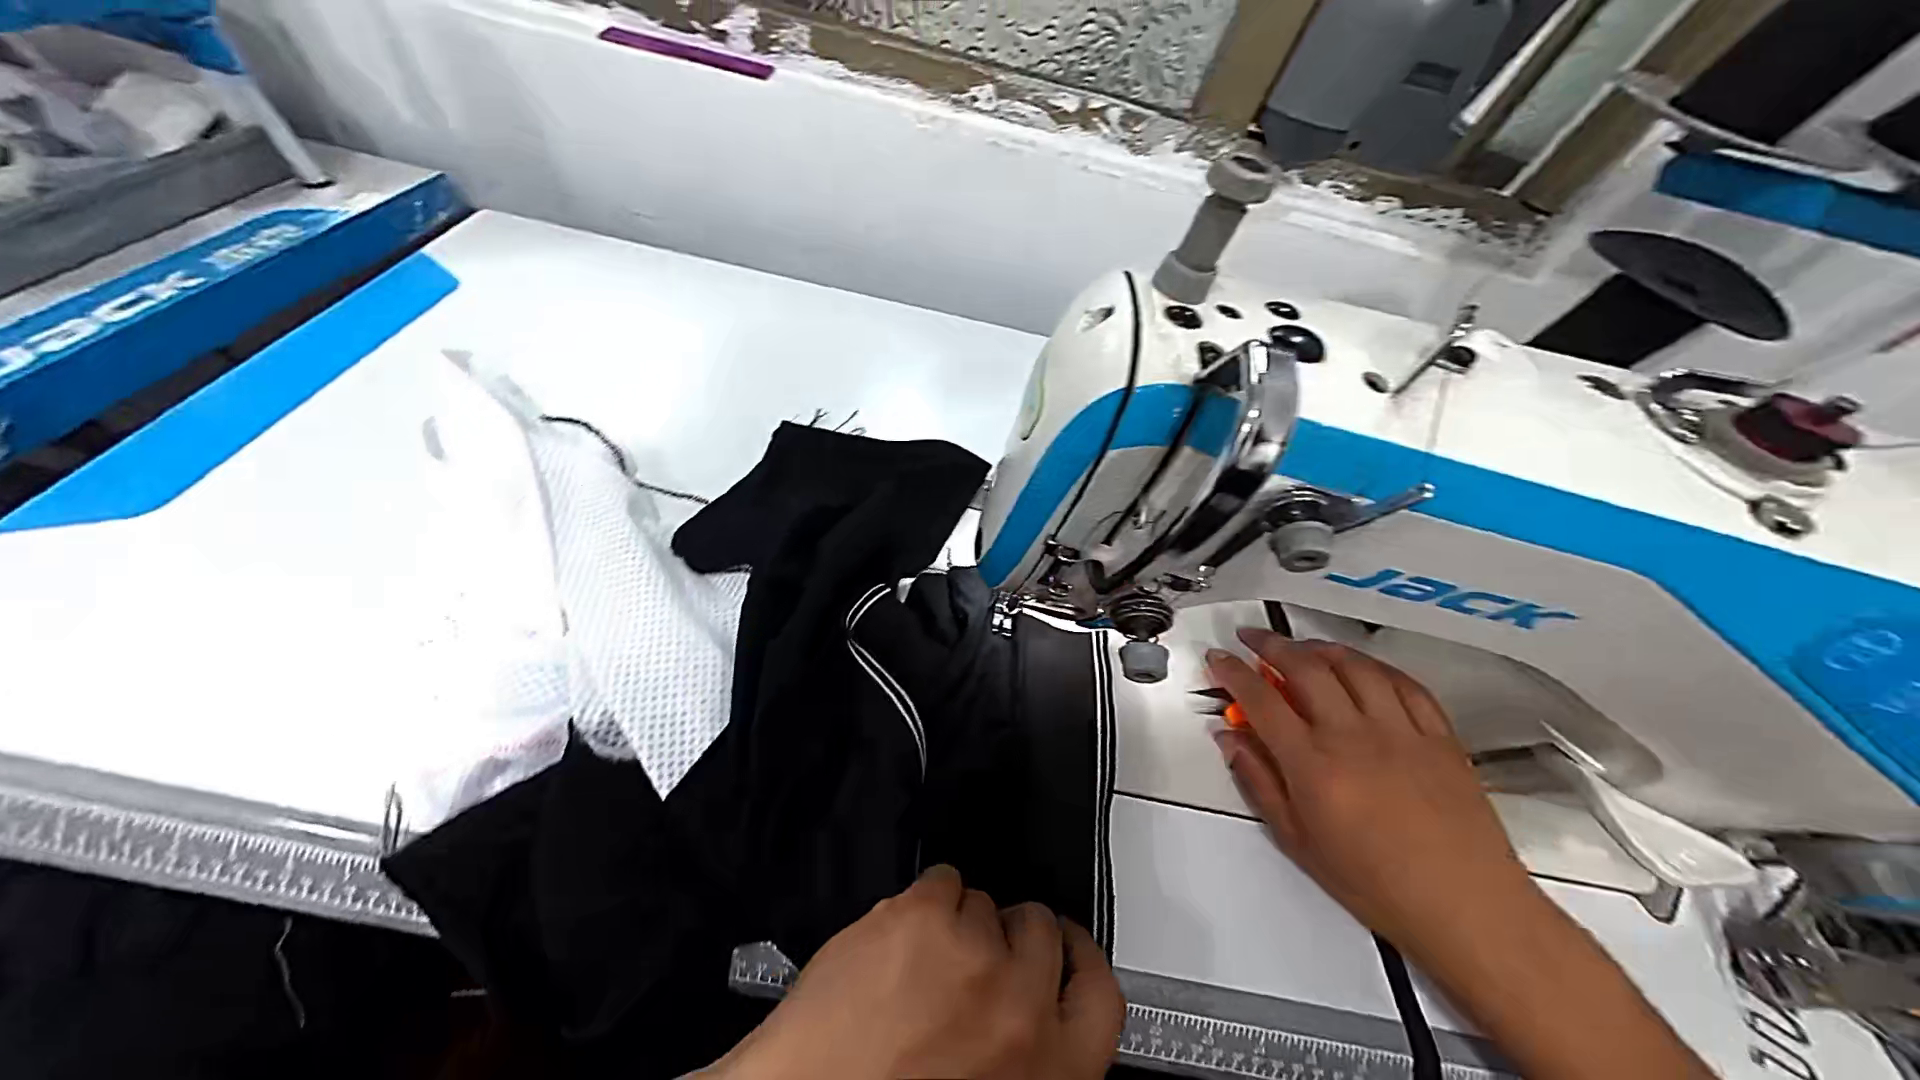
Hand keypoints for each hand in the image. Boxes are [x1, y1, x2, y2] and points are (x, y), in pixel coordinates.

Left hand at [704, 865, 1124, 1079]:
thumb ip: (1023, 1054)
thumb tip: (1030, 1009)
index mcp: (1051, 1070)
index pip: (1101, 996)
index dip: (1082, 960)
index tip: (1066, 945)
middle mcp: (1021, 1007)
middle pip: (1039, 930)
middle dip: (1011, 934)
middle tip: (976, 949)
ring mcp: (972, 956)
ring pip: (984, 904)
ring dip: (960, 921)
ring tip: (919, 956)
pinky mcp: (922, 918)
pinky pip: (942, 881)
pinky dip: (926, 899)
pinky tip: (898, 933)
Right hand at [1206, 630, 1540, 959]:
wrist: (1465, 908)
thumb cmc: (1381, 884)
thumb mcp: (1297, 839)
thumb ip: (1259, 781)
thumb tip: (1233, 743)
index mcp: (1314, 764)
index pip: (1260, 698)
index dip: (1232, 670)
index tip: (1220, 660)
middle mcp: (1354, 737)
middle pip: (1304, 666)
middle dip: (1270, 643)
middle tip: (1254, 638)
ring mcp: (1400, 732)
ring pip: (1353, 665)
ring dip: (1320, 647)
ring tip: (1302, 646)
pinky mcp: (1439, 736)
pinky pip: (1404, 683)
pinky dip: (1375, 666)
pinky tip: (1362, 667)